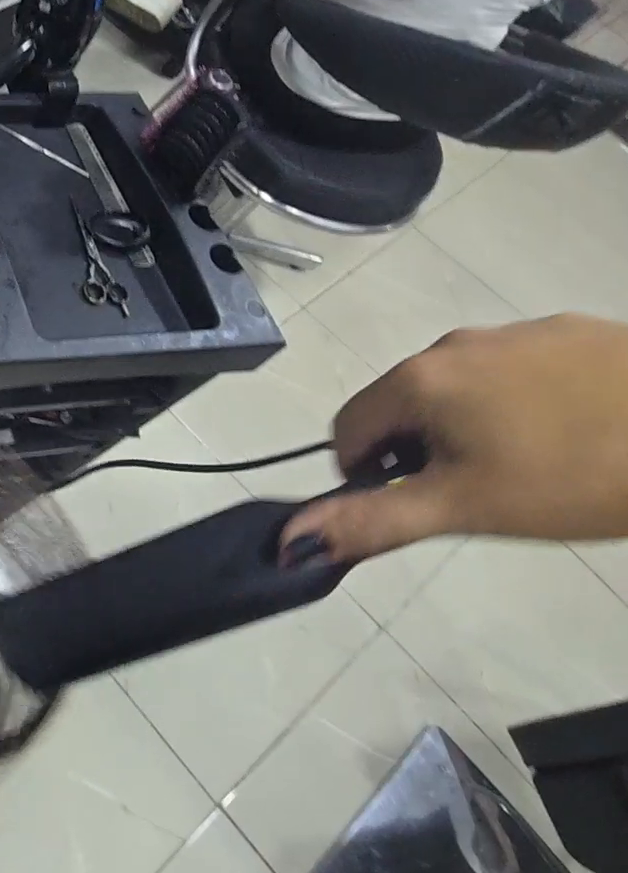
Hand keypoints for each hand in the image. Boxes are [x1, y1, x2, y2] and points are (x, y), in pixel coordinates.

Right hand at [280, 315, 627, 561]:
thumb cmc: (583, 477)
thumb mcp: (471, 508)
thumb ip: (374, 520)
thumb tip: (290, 541)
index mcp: (417, 379)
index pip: (348, 430)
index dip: (369, 472)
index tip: (423, 500)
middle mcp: (454, 344)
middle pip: (403, 405)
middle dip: (424, 446)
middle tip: (484, 486)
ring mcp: (521, 331)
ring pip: (462, 387)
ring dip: (474, 422)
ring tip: (539, 459)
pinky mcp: (581, 331)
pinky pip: (523, 369)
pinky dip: (530, 400)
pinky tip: (581, 429)